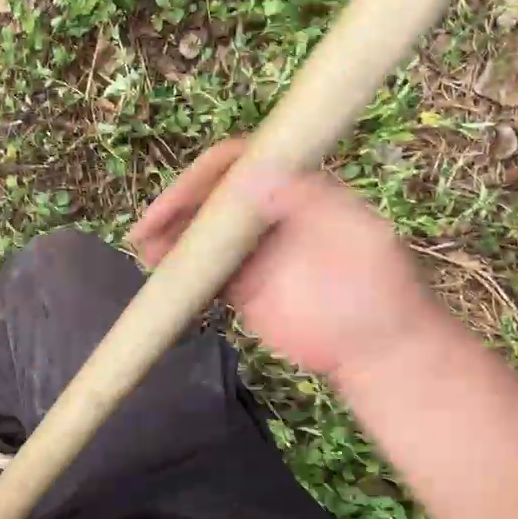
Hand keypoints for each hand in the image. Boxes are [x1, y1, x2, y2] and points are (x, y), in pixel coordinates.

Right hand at [127, 139, 448, 381]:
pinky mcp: (239, 284)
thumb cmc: (372, 294)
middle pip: (210, 196)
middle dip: (175, 206)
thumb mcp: (353, 238)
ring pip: (198, 229)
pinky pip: (198, 266)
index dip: (202, 177)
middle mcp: (271, 215)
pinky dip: (173, 265)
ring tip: (143, 247)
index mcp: (300, 193)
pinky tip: (155, 269)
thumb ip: (309, 203)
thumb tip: (252, 175)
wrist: (375, 353)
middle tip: (146, 229)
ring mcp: (253, 250)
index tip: (175, 200)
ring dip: (167, 233)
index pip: (241, 165)